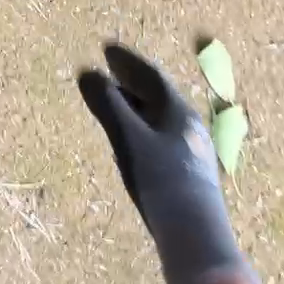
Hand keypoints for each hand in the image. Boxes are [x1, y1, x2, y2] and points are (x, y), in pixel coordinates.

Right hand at [78, 44, 253, 283]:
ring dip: (135, 101)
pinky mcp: (184, 171)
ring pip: (158, 116)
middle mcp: (188, 127)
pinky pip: (157, 133)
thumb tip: (87, 72)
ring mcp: (188, 150)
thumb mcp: (129, 139)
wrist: (196, 236)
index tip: (107, 48)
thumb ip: (108, 105)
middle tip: (109, 66)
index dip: (128, 61)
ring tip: (114, 96)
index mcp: (179, 114)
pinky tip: (129, 134)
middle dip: (132, 78)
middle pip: (157, 95)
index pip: (151, 77)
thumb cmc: (162, 180)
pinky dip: (138, 122)